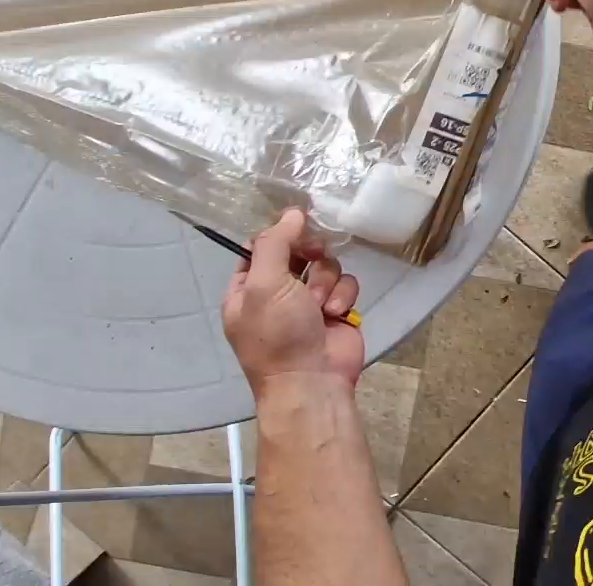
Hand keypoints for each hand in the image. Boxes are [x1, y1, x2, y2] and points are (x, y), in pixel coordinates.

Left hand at [223, 209, 363, 395]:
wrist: (312, 380)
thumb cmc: (279, 334)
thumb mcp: (264, 285)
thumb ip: (275, 243)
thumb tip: (292, 212)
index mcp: (247, 289)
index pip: (262, 247)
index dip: (281, 235)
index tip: (298, 227)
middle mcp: (276, 293)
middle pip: (300, 252)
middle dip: (311, 257)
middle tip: (314, 258)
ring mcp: (308, 302)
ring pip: (327, 266)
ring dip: (327, 281)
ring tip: (321, 305)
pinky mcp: (336, 309)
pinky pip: (346, 283)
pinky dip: (344, 295)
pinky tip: (337, 313)